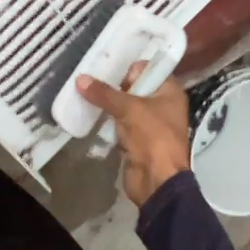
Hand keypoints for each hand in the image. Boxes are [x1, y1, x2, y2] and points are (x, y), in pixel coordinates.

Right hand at [77, 65, 191, 206]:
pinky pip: (120, 125)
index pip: (146, 70)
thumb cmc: (152, 136)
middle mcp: (162, 104)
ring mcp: (149, 124)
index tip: (105, 72)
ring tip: (83, 96)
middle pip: (134, 88)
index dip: (127, 70)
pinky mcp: (137, 140)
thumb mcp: (129, 109)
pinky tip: (89, 116)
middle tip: (88, 81)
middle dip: (112, 87)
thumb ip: (104, 94)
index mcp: (169, 91)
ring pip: (125, 108)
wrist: (157, 179)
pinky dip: (107, 123)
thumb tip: (80, 79)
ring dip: (107, 106)